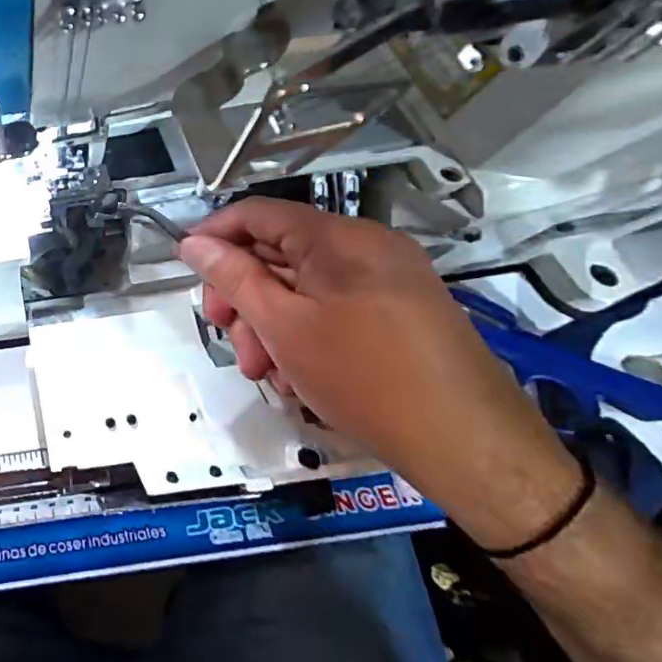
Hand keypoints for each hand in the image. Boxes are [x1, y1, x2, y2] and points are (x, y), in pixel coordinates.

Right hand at [177, 198, 583, 550]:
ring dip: (271, 324)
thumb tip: (194, 243)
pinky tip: (300, 377)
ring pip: (304, 287)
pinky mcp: (401, 312)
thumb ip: (234, 278)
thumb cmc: (367, 379)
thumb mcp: (284, 326)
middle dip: (244, 296)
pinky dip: (306, 334)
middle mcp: (367, 247)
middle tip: (227, 336)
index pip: (259, 213)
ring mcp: (389, 279)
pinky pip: (334, 308)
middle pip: (279, 253)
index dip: (215, 234)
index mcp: (340, 238)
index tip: (187, 268)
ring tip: (267, 373)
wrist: (474, 449)